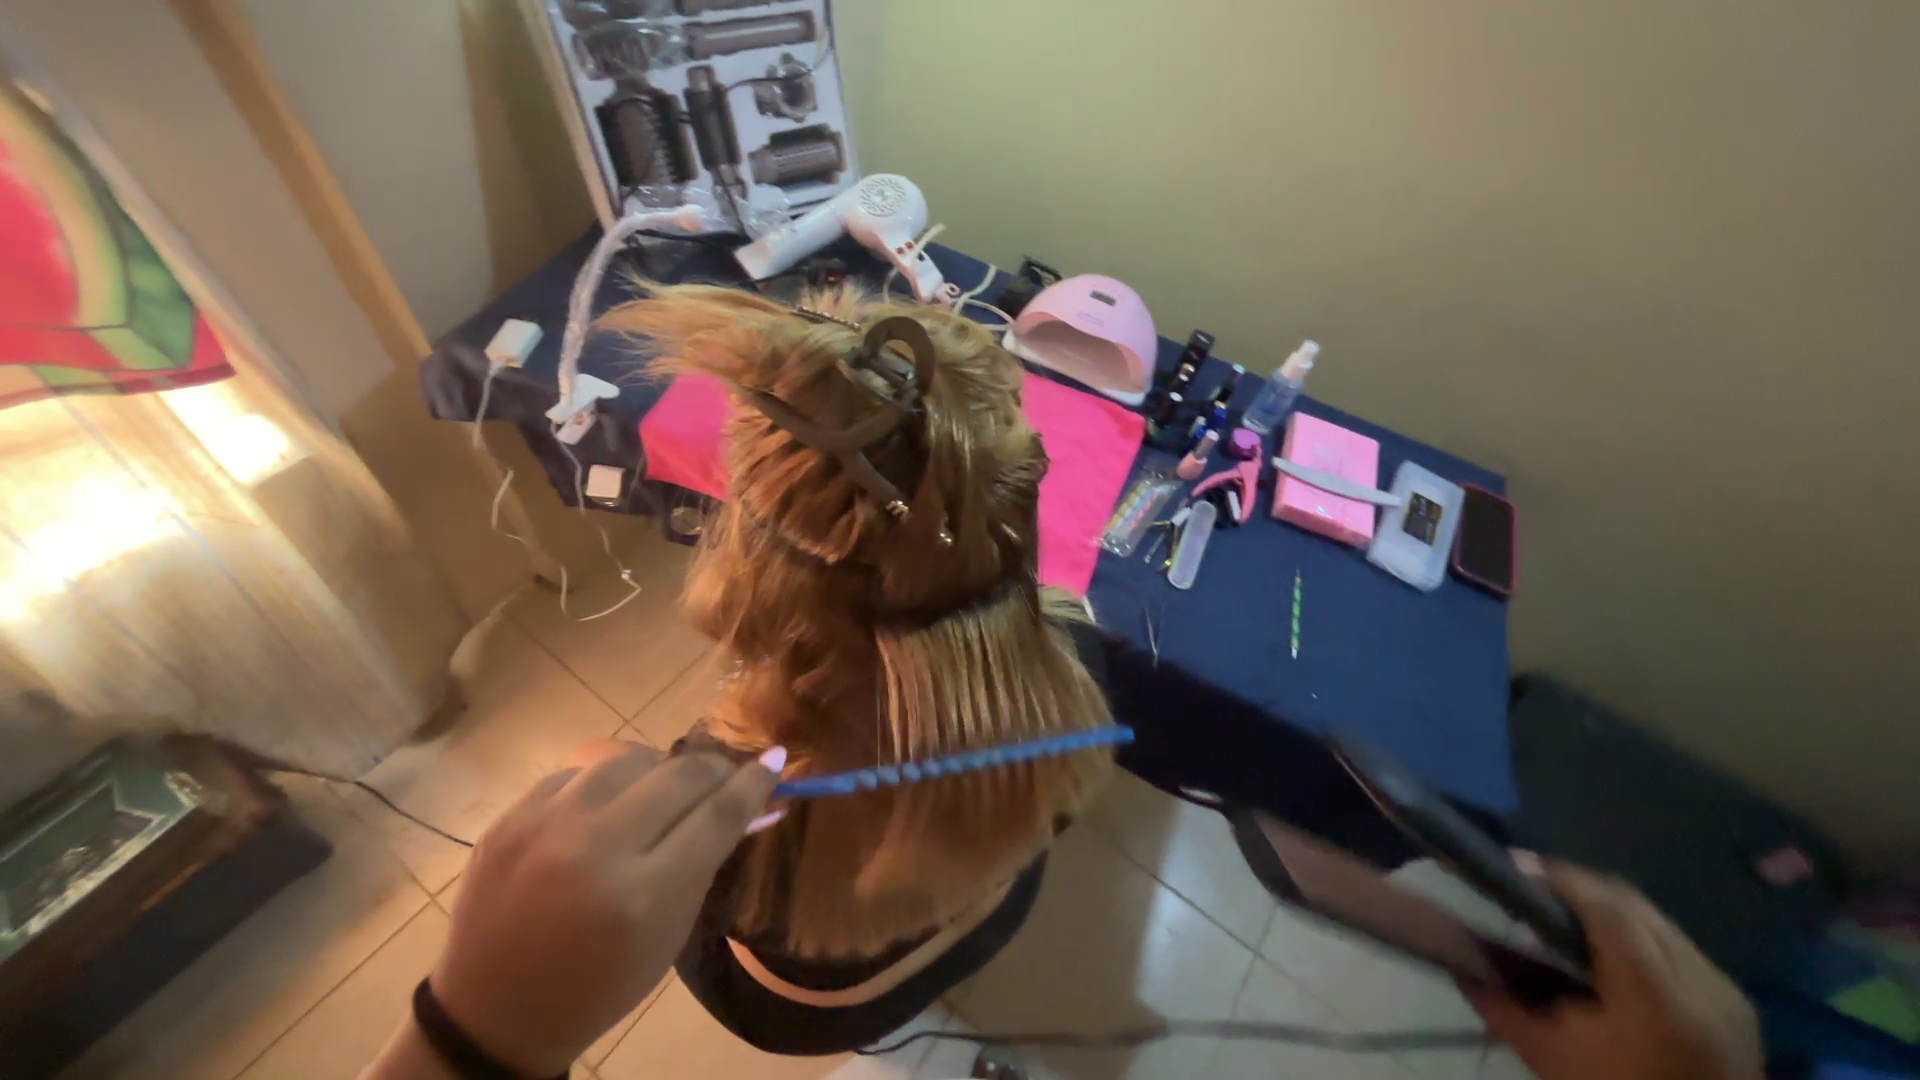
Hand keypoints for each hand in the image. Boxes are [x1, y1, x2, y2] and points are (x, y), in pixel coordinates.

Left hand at [425, 741, 783, 1075]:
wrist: (493, 1012)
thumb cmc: (600, 984)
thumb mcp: (671, 931)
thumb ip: (709, 858)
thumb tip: (756, 797)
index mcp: (644, 895)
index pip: (719, 814)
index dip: (754, 782)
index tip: (776, 761)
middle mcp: (596, 849)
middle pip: (682, 774)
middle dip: (716, 769)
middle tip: (727, 776)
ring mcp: (546, 825)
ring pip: (630, 757)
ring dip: (660, 768)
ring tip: (663, 789)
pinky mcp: (512, 815)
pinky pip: (580, 771)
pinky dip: (607, 782)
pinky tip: (609, 806)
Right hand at [1464, 865, 1762, 1079]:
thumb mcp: (1543, 1054)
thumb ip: (1496, 1001)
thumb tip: (1453, 957)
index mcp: (1655, 997)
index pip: (1607, 908)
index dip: (1558, 877)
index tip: (1513, 866)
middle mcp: (1701, 982)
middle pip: (1631, 903)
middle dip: (1576, 884)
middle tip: (1528, 884)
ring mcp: (1726, 991)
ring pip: (1656, 917)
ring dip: (1605, 904)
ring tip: (1561, 909)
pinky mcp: (1736, 1001)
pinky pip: (1676, 942)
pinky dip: (1634, 929)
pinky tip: (1605, 945)